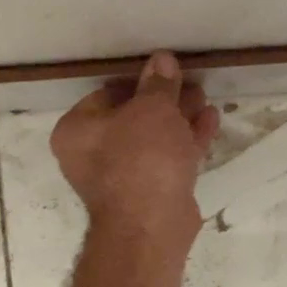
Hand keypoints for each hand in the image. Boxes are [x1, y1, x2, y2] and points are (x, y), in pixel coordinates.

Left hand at [51, 51, 219, 255]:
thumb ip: (159, 83)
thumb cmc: (141, 158)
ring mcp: (121, 179)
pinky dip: (186, 141)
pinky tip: (210, 120)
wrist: (151, 226)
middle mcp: (92, 155)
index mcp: (77, 131)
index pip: (107, 93)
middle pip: (132, 118)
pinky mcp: (148, 195)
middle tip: (191, 82)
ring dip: (178, 119)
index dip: (140, 80)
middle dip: (164, 100)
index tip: (166, 70)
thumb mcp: (152, 109)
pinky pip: (166, 160)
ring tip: (204, 98)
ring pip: (152, 140)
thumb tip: (162, 60)